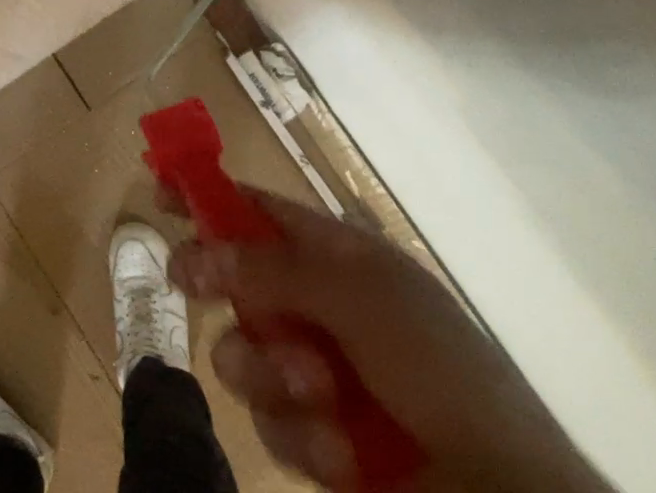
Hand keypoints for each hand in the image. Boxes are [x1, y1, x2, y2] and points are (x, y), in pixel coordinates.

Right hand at [163, 185, 612, 492]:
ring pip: (240, 356)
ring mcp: (312, 371)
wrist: (496, 487)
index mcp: (338, 259)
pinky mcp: (310, 433)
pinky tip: (340, 451)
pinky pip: (267, 420)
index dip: (210, 199)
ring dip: (274, 377)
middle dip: (233, 300)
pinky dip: (300, 436)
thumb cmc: (437, 368)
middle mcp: (317, 306)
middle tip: (204, 293)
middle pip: (233, 284)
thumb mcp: (358, 299)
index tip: (159, 192)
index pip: (259, 213)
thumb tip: (192, 249)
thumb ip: (271, 270)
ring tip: (322, 397)